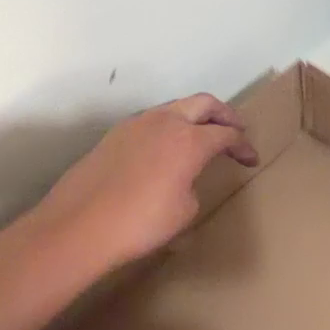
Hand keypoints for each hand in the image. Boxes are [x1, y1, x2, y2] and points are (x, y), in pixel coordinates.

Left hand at [25, 94, 258, 273]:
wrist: (79, 226)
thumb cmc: (140, 223)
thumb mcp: (184, 210)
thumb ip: (193, 184)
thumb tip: (183, 178)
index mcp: (190, 140)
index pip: (227, 135)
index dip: (243, 146)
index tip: (251, 159)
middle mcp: (165, 122)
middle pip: (204, 104)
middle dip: (224, 115)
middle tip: (235, 130)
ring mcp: (136, 125)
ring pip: (174, 108)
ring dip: (194, 118)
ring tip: (202, 137)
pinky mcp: (114, 135)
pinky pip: (151, 122)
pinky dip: (169, 128)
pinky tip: (166, 149)